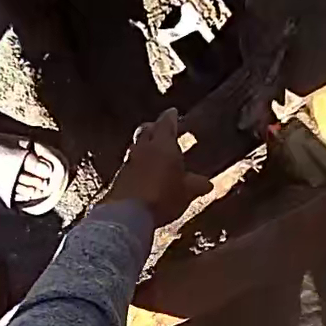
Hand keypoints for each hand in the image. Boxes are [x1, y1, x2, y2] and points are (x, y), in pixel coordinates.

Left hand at [101, 109, 211, 226]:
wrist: (127, 213)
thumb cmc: (162, 197)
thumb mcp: (187, 192)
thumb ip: (196, 185)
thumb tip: (207, 183)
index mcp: (163, 145)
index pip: (166, 123)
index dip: (170, 117)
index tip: (173, 112)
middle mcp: (143, 148)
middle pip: (146, 130)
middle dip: (154, 127)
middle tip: (159, 128)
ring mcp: (128, 162)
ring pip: (137, 147)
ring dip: (144, 146)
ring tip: (152, 151)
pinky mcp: (119, 178)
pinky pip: (130, 164)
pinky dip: (137, 164)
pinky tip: (143, 173)